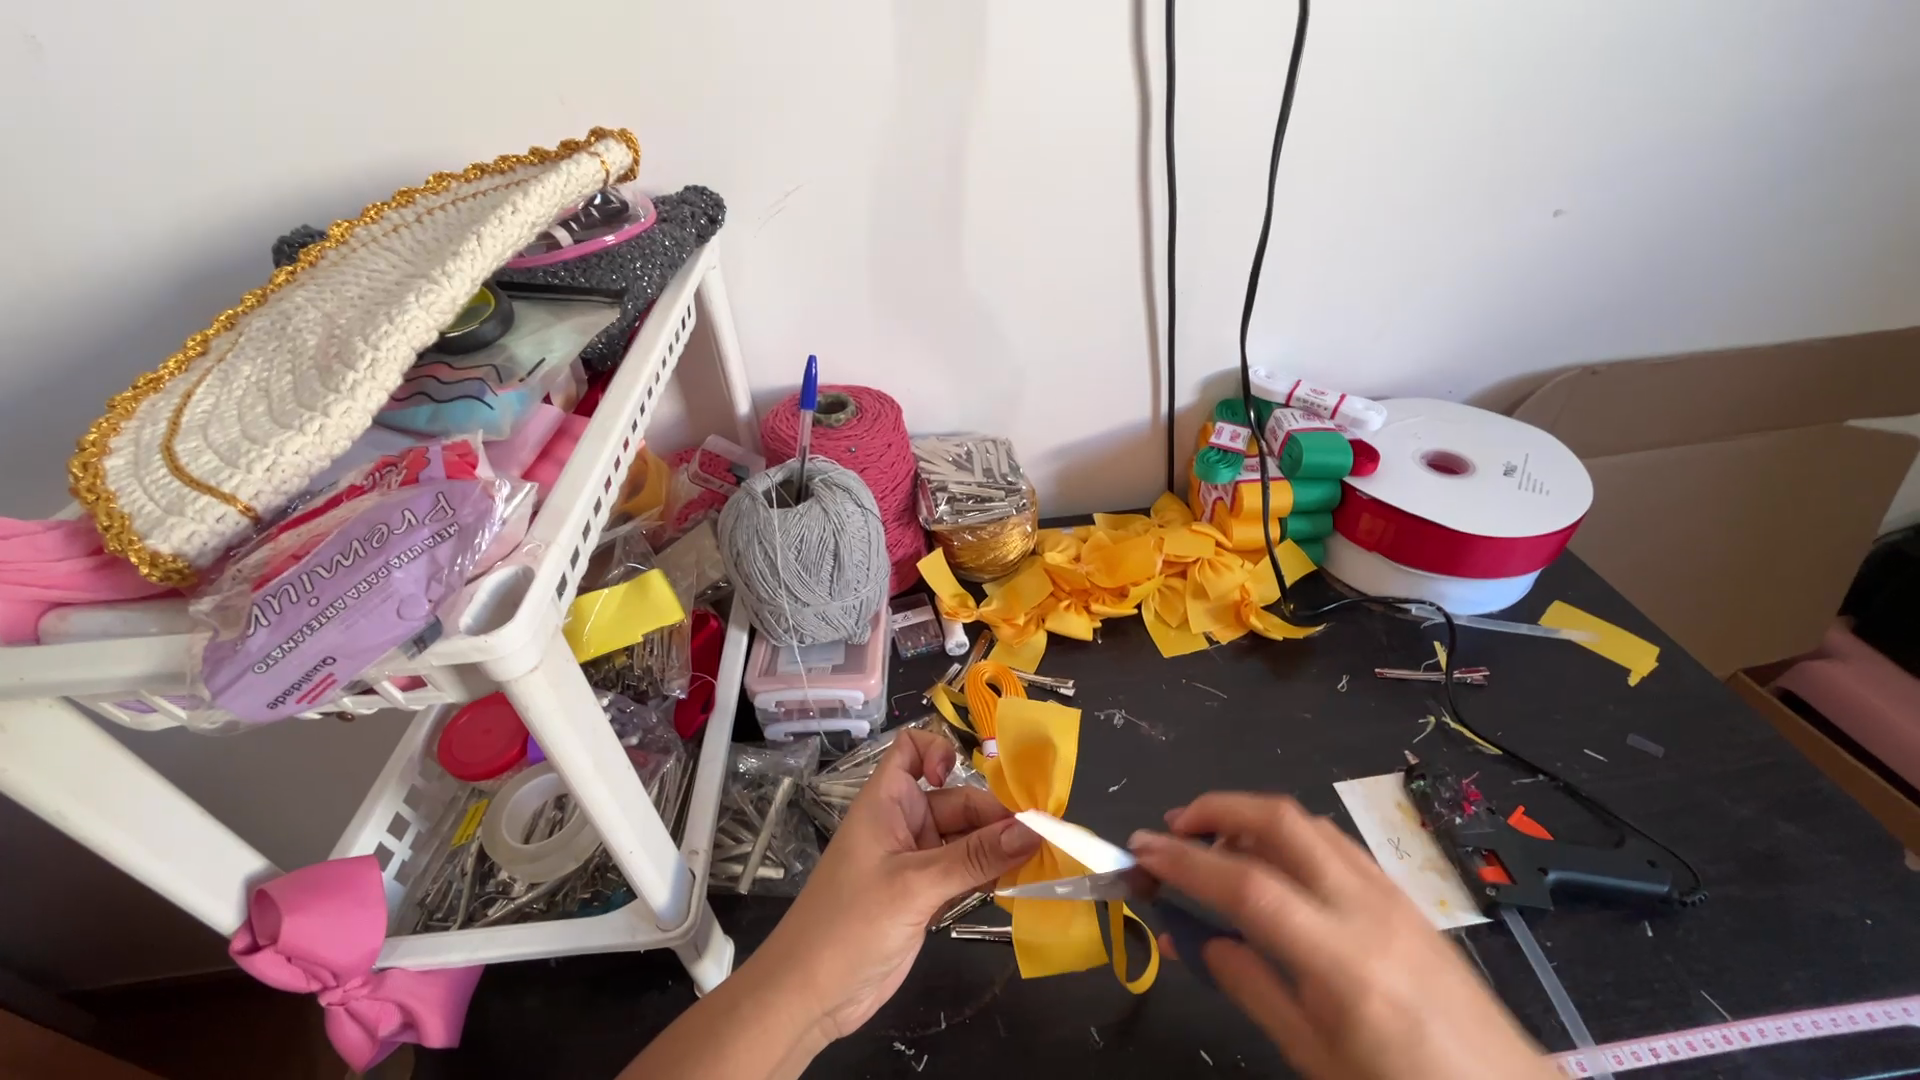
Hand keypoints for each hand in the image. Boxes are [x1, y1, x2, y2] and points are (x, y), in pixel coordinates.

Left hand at [751, 729, 1040, 1040]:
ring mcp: (915, 860)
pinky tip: (1019, 885)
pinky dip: (989, 875)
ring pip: (966, 838)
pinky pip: (965, 871)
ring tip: (1041, 862)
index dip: (939, 751)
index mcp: (887, 801)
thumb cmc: (851, 923)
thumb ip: (976, 857)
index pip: (912, 749)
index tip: (965, 777)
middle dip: (994, 816)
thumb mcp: (916, 885)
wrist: (810, 995)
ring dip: (998, 848)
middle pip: (957, 800)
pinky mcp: (925, 894)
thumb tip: (1034, 829)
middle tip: (1040, 839)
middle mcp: (902, 822)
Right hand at [1129, 794, 1555, 1079]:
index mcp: (1344, 964)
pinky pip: (1336, 843)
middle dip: (1215, 809)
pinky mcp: (1405, 897)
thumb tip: (1199, 939)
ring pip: (1309, 823)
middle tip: (1171, 828)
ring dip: (1250, 817)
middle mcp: (1369, 911)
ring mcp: (1393, 897)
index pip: (1246, 887)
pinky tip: (1269, 860)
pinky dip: (1288, 834)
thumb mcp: (1318, 1059)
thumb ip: (1254, 989)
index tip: (1142, 851)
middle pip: (1281, 822)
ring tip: (1210, 841)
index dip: (1186, 861)